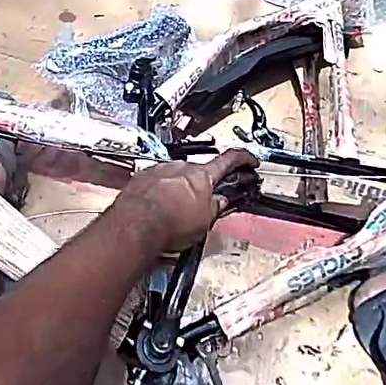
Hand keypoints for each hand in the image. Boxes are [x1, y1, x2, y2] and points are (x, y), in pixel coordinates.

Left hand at [114, 148, 258, 251]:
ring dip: (179, 192)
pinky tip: (159, 211)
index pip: (229, 160)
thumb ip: (215, 207)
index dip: (243, 159)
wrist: (135, 225)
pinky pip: (157, 183)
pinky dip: (161, 194)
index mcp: (203, 175)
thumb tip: (220, 202)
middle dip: (202, 188)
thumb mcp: (204, 221)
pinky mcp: (143, 177)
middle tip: (202, 206)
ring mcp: (160, 170)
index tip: (250, 160)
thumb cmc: (169, 224)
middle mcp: (181, 166)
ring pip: (176, 178)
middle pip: (199, 173)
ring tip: (176, 215)